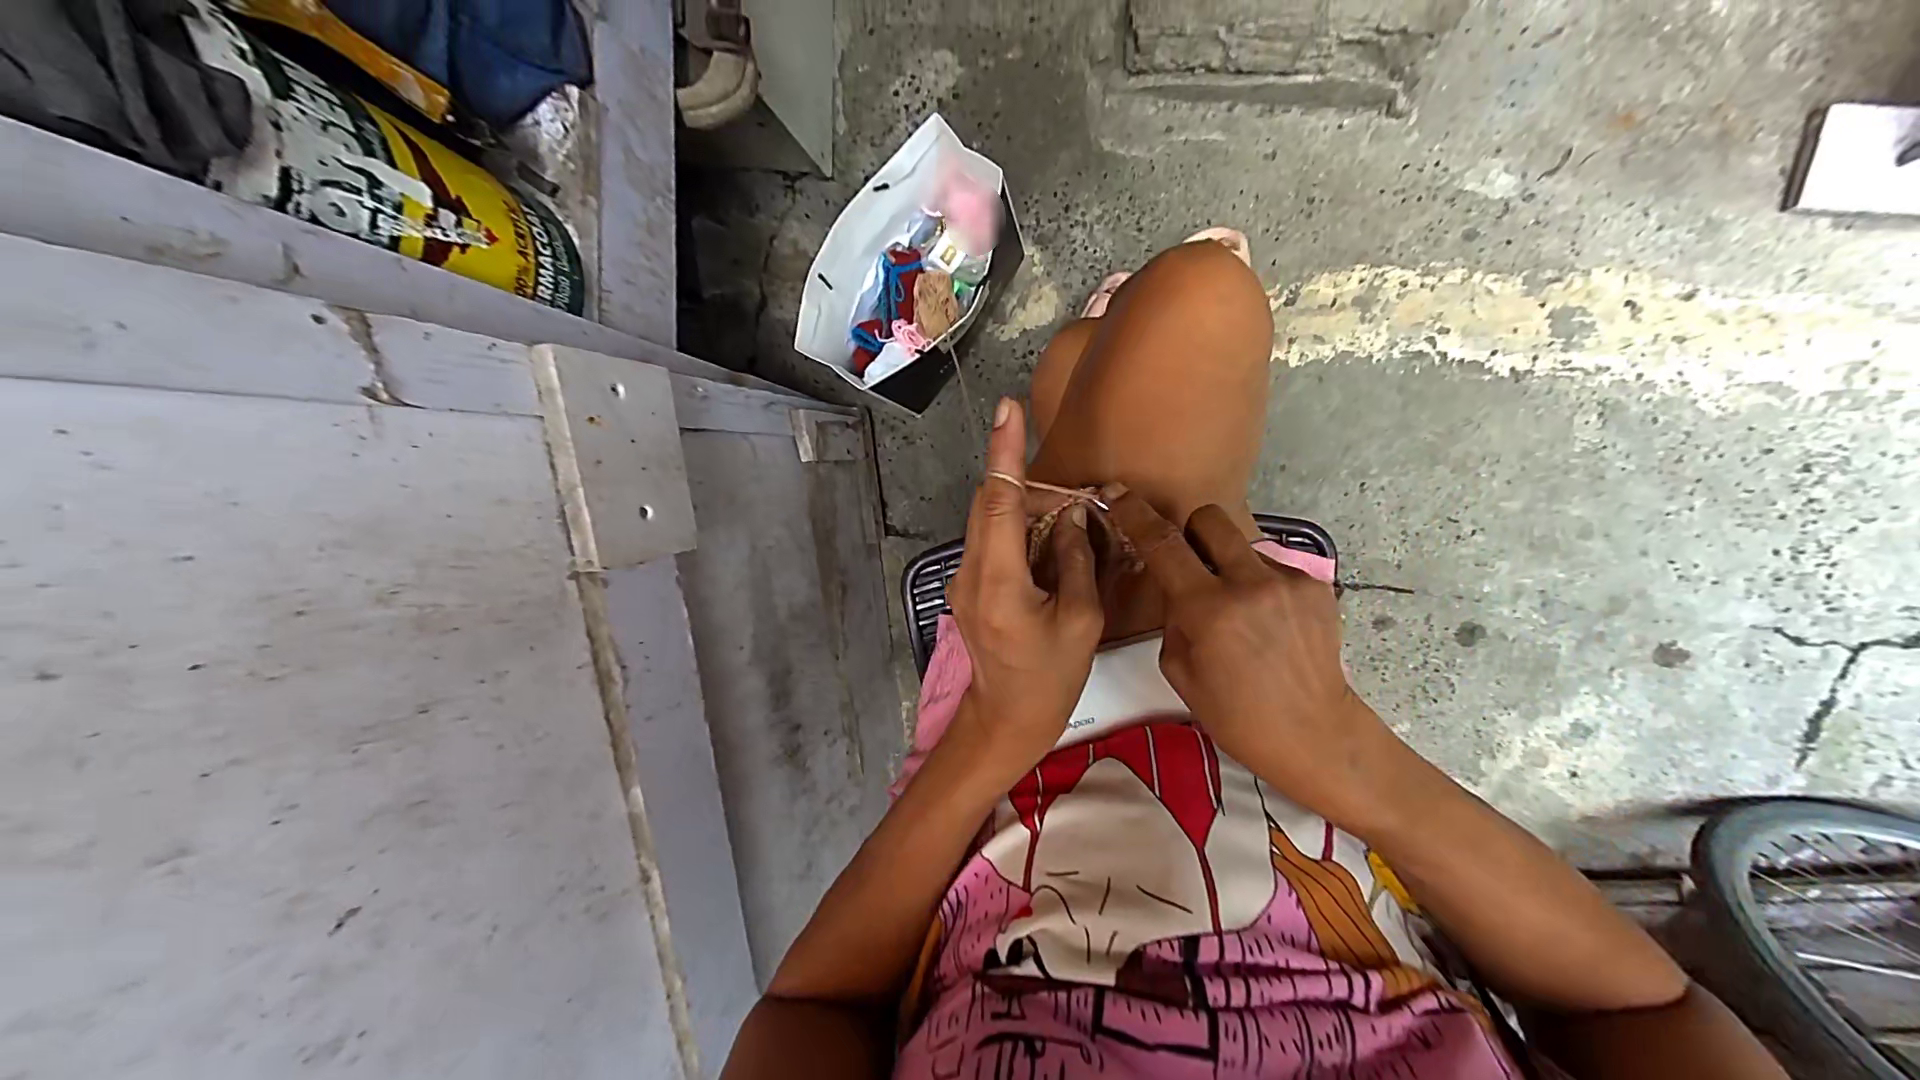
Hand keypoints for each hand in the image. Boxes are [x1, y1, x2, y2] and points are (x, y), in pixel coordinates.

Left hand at [944, 398, 1102, 786]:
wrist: (1006, 716)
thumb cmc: (1050, 677)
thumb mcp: (1081, 620)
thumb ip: (1076, 558)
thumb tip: (1072, 514)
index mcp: (999, 582)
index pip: (998, 502)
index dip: (1004, 452)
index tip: (1007, 409)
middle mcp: (970, 573)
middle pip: (992, 505)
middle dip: (1030, 488)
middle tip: (1073, 500)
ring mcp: (963, 579)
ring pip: (989, 520)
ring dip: (1025, 509)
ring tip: (1065, 521)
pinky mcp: (967, 585)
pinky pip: (990, 540)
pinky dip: (1017, 530)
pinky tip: (1047, 544)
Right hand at [1106, 496, 1398, 826]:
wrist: (1314, 734)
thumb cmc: (1235, 714)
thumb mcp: (1179, 669)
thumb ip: (1172, 615)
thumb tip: (1178, 585)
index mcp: (1208, 609)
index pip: (1162, 543)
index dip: (1135, 514)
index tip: (1119, 495)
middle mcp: (1250, 584)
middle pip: (1209, 518)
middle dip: (1191, 533)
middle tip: (1189, 563)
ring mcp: (1289, 581)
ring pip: (1242, 543)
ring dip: (1227, 563)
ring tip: (1237, 607)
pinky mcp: (1315, 586)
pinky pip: (1271, 566)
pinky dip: (1258, 583)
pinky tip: (1266, 620)